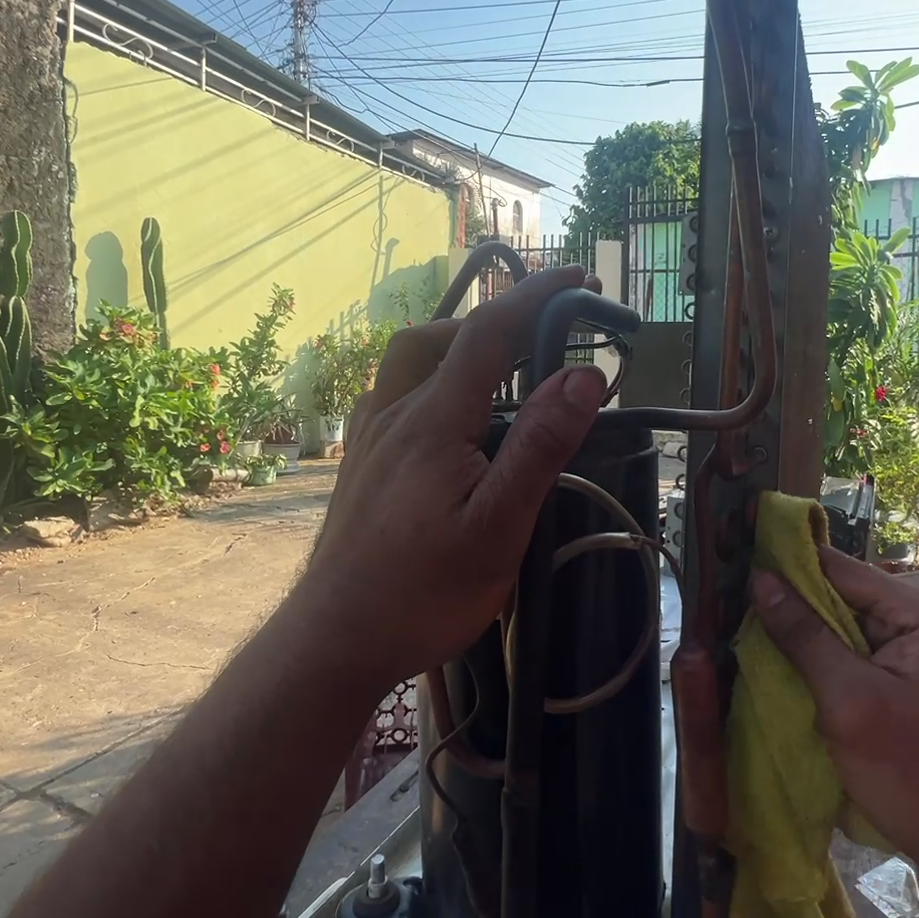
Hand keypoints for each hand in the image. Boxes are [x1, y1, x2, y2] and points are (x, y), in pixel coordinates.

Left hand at [294, 265, 605, 687]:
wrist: (333, 641)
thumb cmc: (421, 594)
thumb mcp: (497, 527)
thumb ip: (539, 447)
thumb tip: (585, 375)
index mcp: (433, 420)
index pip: (490, 333)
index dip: (537, 296)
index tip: (581, 276)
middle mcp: (394, 413)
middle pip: (442, 337)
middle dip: (498, 318)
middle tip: (546, 332)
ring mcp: (370, 437)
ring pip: (410, 361)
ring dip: (459, 345)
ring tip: (504, 368)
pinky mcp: (360, 462)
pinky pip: (394, 393)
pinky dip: (431, 378)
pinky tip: (447, 414)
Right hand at [748, 548, 918, 876]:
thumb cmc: (918, 777)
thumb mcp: (850, 703)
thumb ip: (804, 636)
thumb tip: (760, 579)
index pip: (842, 568)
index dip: (788, 566)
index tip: (737, 567)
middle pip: (846, 594)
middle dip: (796, 604)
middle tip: (737, 609)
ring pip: (851, 625)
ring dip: (809, 635)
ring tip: (755, 635)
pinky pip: (863, 652)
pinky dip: (829, 659)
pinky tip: (793, 667)